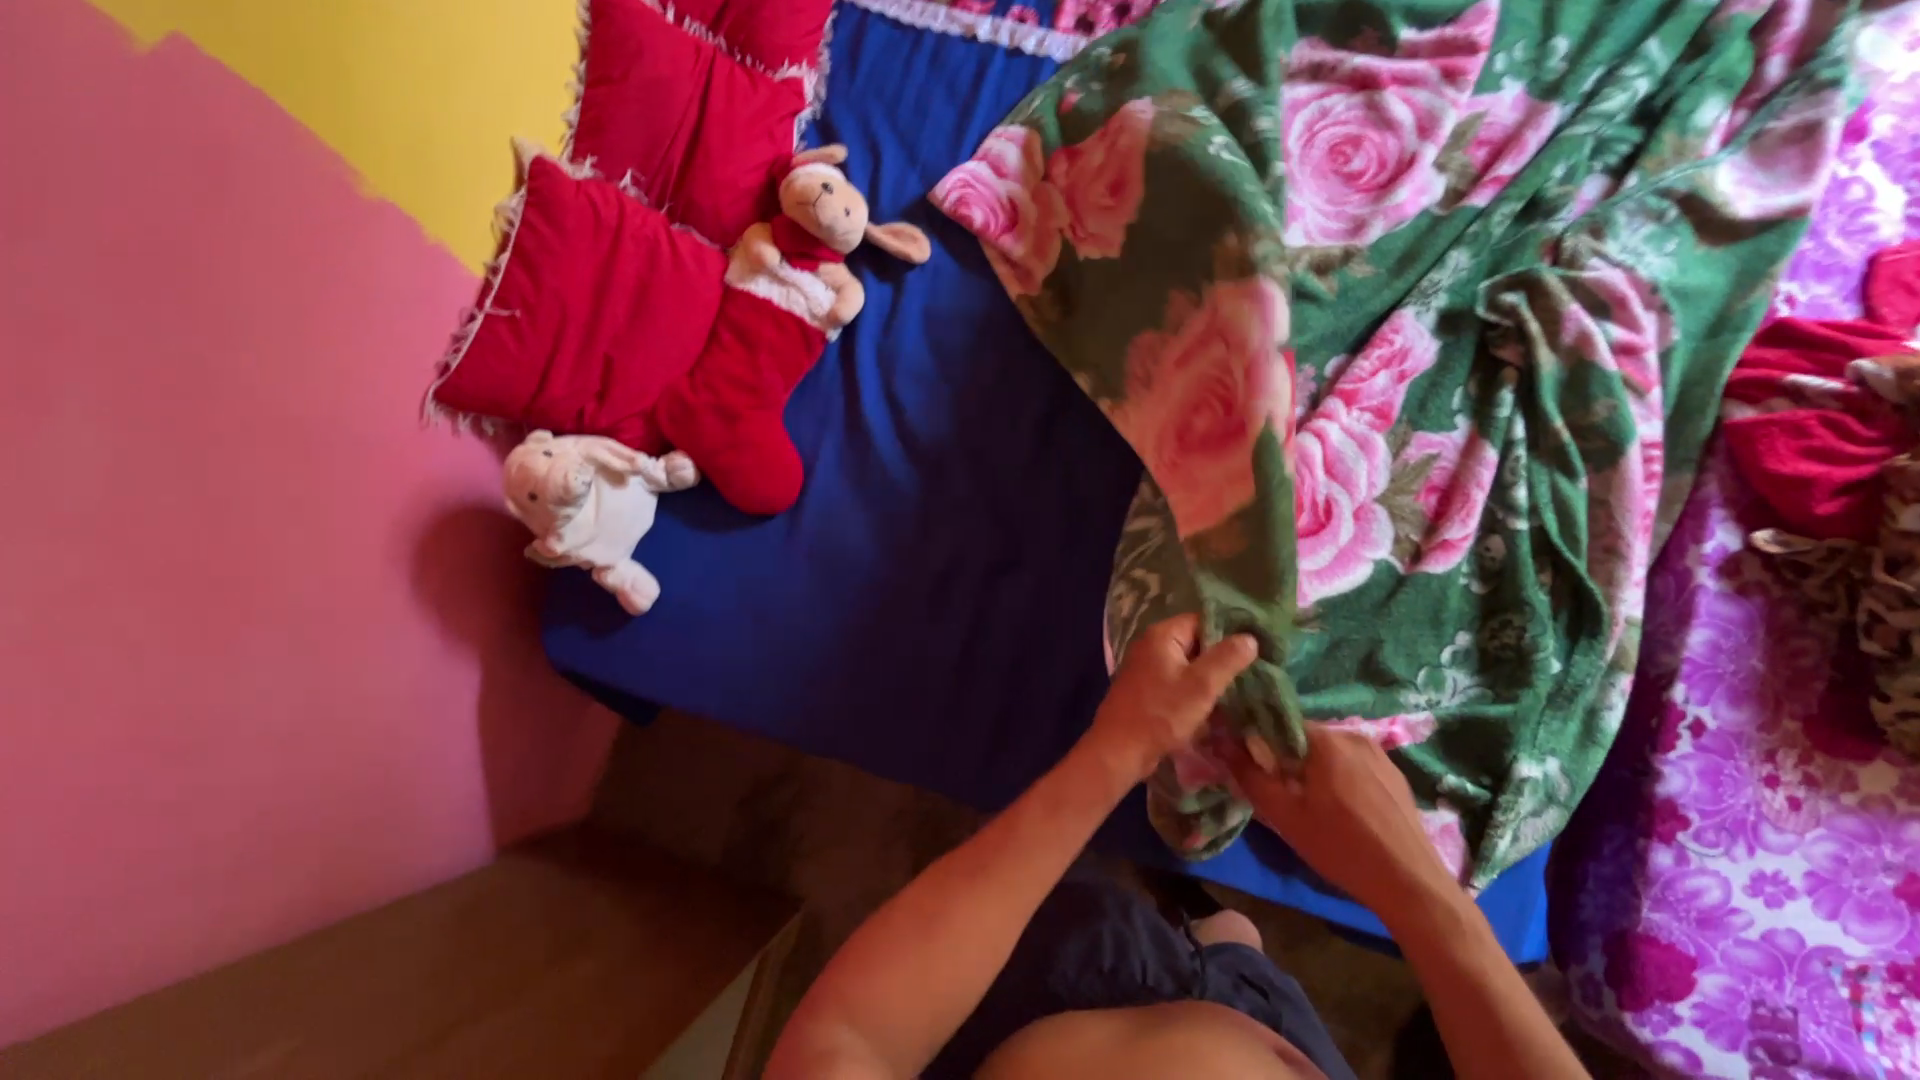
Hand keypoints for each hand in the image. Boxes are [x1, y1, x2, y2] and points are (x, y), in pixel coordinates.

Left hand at [1085, 614, 1257, 783]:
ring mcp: (1147, 667)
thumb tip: (1250, 637)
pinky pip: (1178, 680)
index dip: (1230, 632)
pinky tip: (1215, 702)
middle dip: (1222, 656)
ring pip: (1189, 664)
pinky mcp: (1148, 688)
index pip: (1203, 620)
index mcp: (1162, 635)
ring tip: (1240, 686)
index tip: (1256, 648)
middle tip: (1253, 670)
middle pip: (1196, 641)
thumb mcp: (1201, 685)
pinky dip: (1195, 688)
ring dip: (1210, 675)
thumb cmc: (1161, 714)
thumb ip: (1227, 658)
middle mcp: (1152, 645)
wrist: (1119, 750)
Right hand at [1228, 725, 1460, 926]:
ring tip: (1310, 806)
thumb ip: (1250, 775)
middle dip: (1287, 760)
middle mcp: (1354, 736)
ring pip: (1330, 753)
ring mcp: (1380, 755)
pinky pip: (1353, 766)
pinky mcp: (1395, 776)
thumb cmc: (1341, 847)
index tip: (1253, 770)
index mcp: (1327, 739)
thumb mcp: (1285, 815)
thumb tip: (1222, 743)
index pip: (1279, 724)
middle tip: (1280, 795)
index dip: (1260, 745)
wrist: (1410, 883)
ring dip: (1313, 771)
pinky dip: (1339, 780)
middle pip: (1305, 738)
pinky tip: (1341, 812)